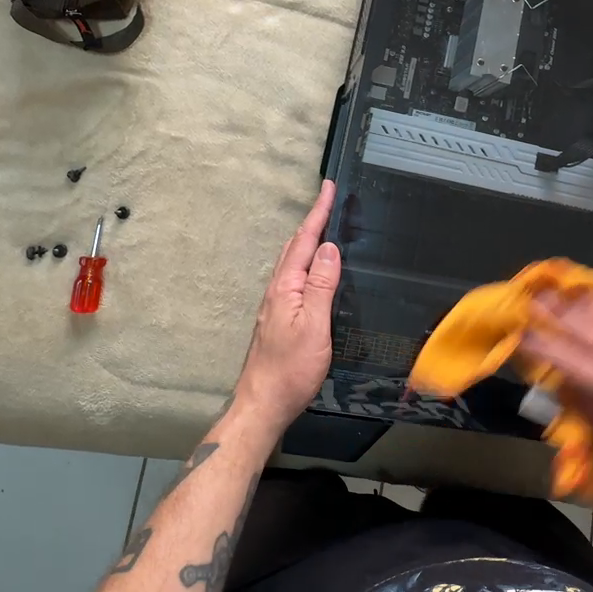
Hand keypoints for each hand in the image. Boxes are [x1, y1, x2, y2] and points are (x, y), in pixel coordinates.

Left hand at [231, 181, 341, 434]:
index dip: (318, 213)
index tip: (328, 187)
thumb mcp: (314, 325)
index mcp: (287, 286)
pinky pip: (294, 276)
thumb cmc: (291, 369)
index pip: (305, 240)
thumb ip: (322, 285)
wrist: (263, 405)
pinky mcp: (279, 318)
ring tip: (324, 226)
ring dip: (308, 239)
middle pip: (296, 246)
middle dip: (312, 221)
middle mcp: (278, 290)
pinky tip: (314, 269)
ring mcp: (276, 304)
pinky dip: (306, 260)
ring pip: (293, 261)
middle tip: (329, 201)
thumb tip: (329, 247)